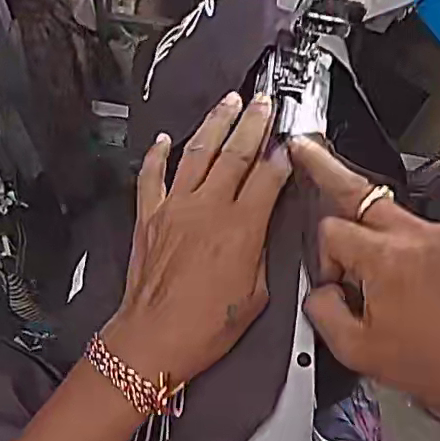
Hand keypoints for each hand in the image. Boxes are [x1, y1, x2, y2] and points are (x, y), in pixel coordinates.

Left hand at [101, 92, 289, 387]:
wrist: (154, 338)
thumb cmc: (204, 326)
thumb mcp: (256, 295)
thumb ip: (262, 254)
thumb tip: (264, 232)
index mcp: (240, 228)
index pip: (267, 177)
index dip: (282, 157)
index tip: (290, 144)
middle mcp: (207, 210)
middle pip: (235, 152)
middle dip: (253, 122)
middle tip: (264, 102)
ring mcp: (175, 209)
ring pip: (197, 152)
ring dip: (215, 123)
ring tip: (228, 102)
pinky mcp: (149, 218)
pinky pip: (153, 175)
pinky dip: (158, 154)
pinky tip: (165, 140)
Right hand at [288, 135, 439, 433]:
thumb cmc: (428, 365)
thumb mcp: (353, 348)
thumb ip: (320, 308)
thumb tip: (319, 286)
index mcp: (389, 260)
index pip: (332, 230)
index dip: (324, 259)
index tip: (333, 285)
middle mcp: (420, 237)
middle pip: (360, 190)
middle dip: (328, 171)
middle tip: (306, 149)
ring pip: (389, 212)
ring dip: (370, 231)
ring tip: (367, 262)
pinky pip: (418, 230)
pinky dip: (402, 245)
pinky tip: (404, 279)